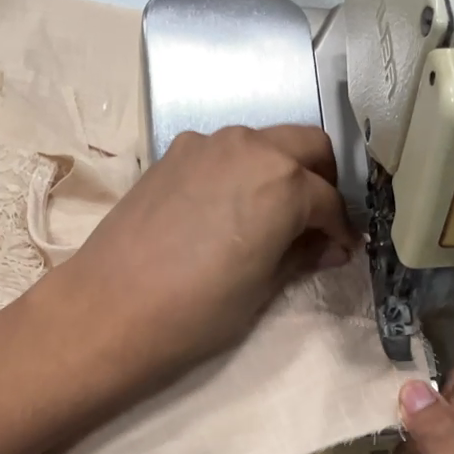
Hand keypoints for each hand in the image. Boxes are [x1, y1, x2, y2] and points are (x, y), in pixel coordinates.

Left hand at [55, 124, 357, 376]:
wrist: (111, 309)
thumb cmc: (198, 311)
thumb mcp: (263, 290)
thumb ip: (301, 257)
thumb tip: (328, 247)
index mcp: (283, 182)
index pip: (329, 200)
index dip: (342, 229)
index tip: (343, 251)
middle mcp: (249, 147)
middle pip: (307, 146)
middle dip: (322, 180)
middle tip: (318, 222)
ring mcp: (206, 144)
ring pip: (264, 143)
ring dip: (282, 170)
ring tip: (275, 217)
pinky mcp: (172, 154)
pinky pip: (225, 153)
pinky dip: (243, 172)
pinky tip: (231, 211)